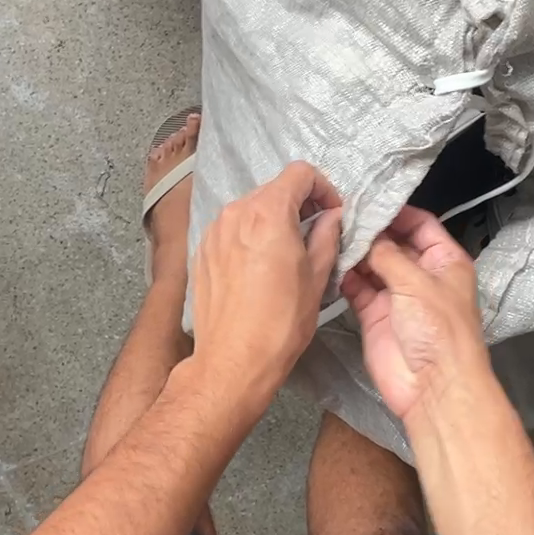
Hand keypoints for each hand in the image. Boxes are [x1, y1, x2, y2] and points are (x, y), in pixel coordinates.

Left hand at [185, 162, 343, 414]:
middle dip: (299, 203)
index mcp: (268, 213)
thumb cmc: (280, 322)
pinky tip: (261, 264)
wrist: (232, 361)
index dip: (322, 187)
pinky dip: (251, 233)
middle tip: (316, 231)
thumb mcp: (317, 277)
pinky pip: (233, 227)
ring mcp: (215, 230)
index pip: (300, 173)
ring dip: (274, 218)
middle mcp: (236, 212)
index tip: (331, 212)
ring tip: (288, 250)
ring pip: (252, 207)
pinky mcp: (202, 250)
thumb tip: (331, 216)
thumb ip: (327, 235)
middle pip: (274, 188)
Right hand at [343, 207, 487, 422]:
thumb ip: (388, 255)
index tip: (369, 202)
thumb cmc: (440, 331)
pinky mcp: (376, 314)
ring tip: (332, 235)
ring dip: (355, 252)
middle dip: (370, 231)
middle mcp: (421, 274)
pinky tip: (330, 262)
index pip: (420, 224)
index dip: (397, 212)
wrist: (433, 387)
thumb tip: (367, 236)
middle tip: (342, 216)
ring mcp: (397, 294)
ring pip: (372, 263)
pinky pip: (357, 287)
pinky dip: (345, 276)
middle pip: (392, 242)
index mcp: (444, 260)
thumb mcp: (417, 283)